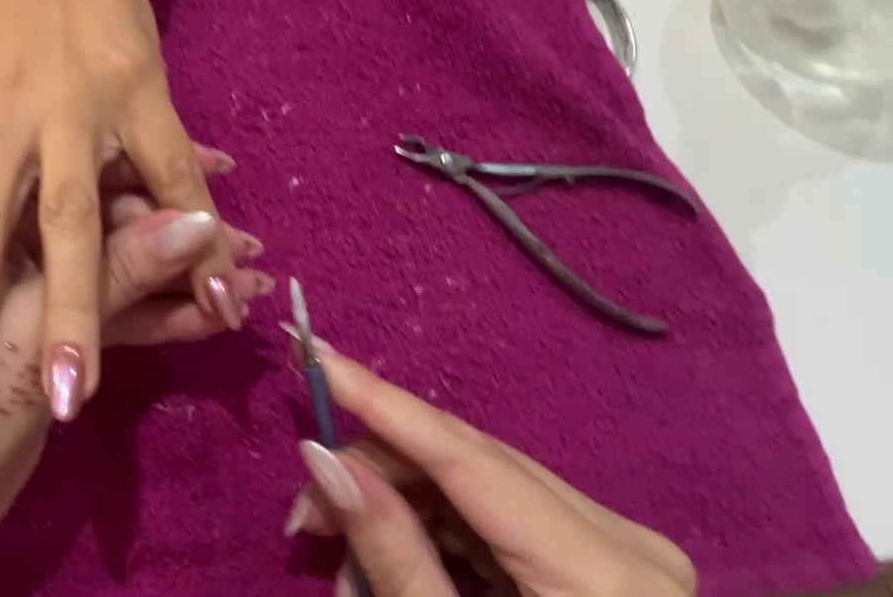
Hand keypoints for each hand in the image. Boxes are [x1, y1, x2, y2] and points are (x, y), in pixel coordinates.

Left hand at [0, 199, 271, 552]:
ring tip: (253, 278)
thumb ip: (113, 269)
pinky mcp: (53, 334)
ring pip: (117, 271)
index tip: (215, 173)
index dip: (151, 180)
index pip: (81, 182)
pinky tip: (217, 313)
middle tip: (246, 234)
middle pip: (108, 223)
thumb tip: (196, 221)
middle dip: (178, 230)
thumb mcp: (37, 316)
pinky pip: (112, 315)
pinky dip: (161, 317)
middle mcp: (17, 238)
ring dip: (180, 279)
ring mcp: (37, 288)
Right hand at [281, 340, 696, 596]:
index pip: (466, 456)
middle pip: (462, 461)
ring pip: (471, 482)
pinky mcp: (604, 557)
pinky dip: (432, 528)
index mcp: (606, 574)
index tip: (312, 353)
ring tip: (339, 559)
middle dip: (371, 472)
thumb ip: (391, 551)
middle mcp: (624, 540)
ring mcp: (620, 547)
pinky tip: (390, 557)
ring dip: (395, 504)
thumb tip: (320, 457)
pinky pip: (494, 513)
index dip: (383, 401)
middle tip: (303, 517)